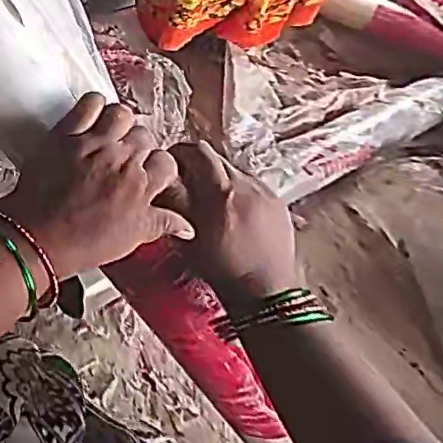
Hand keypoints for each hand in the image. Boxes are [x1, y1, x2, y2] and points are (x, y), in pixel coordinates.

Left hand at [0, 95, 194, 273]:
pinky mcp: (65, 135)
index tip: (147, 167)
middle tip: (125, 151)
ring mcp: (93, 145)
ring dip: (119, 120)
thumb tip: (187, 226)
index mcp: (142, 186)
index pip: (167, 162)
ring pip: (121, 114)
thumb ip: (161, 223)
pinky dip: (93, 103)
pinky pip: (87, 106)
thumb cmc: (84, 240)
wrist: (40, 235)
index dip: (157, 164)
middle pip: (143, 136)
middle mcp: (122, 160)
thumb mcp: (132, 237)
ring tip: (111, 130)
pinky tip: (92, 112)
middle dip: (138, 142)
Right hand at [173, 143, 298, 303]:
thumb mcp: (185, 228)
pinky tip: (233, 210)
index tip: (169, 166)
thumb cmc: (217, 262)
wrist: (264, 291)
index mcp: (220, 189)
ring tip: (211, 199)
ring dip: (218, 177)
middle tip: (187, 182)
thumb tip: (162, 175)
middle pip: (216, 157)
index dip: (178, 153)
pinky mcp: (279, 204)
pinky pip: (252, 185)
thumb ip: (174, 196)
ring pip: (234, 170)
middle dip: (198, 165)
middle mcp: (246, 184)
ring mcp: (266, 194)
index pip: (196, 150)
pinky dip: (238, 190)